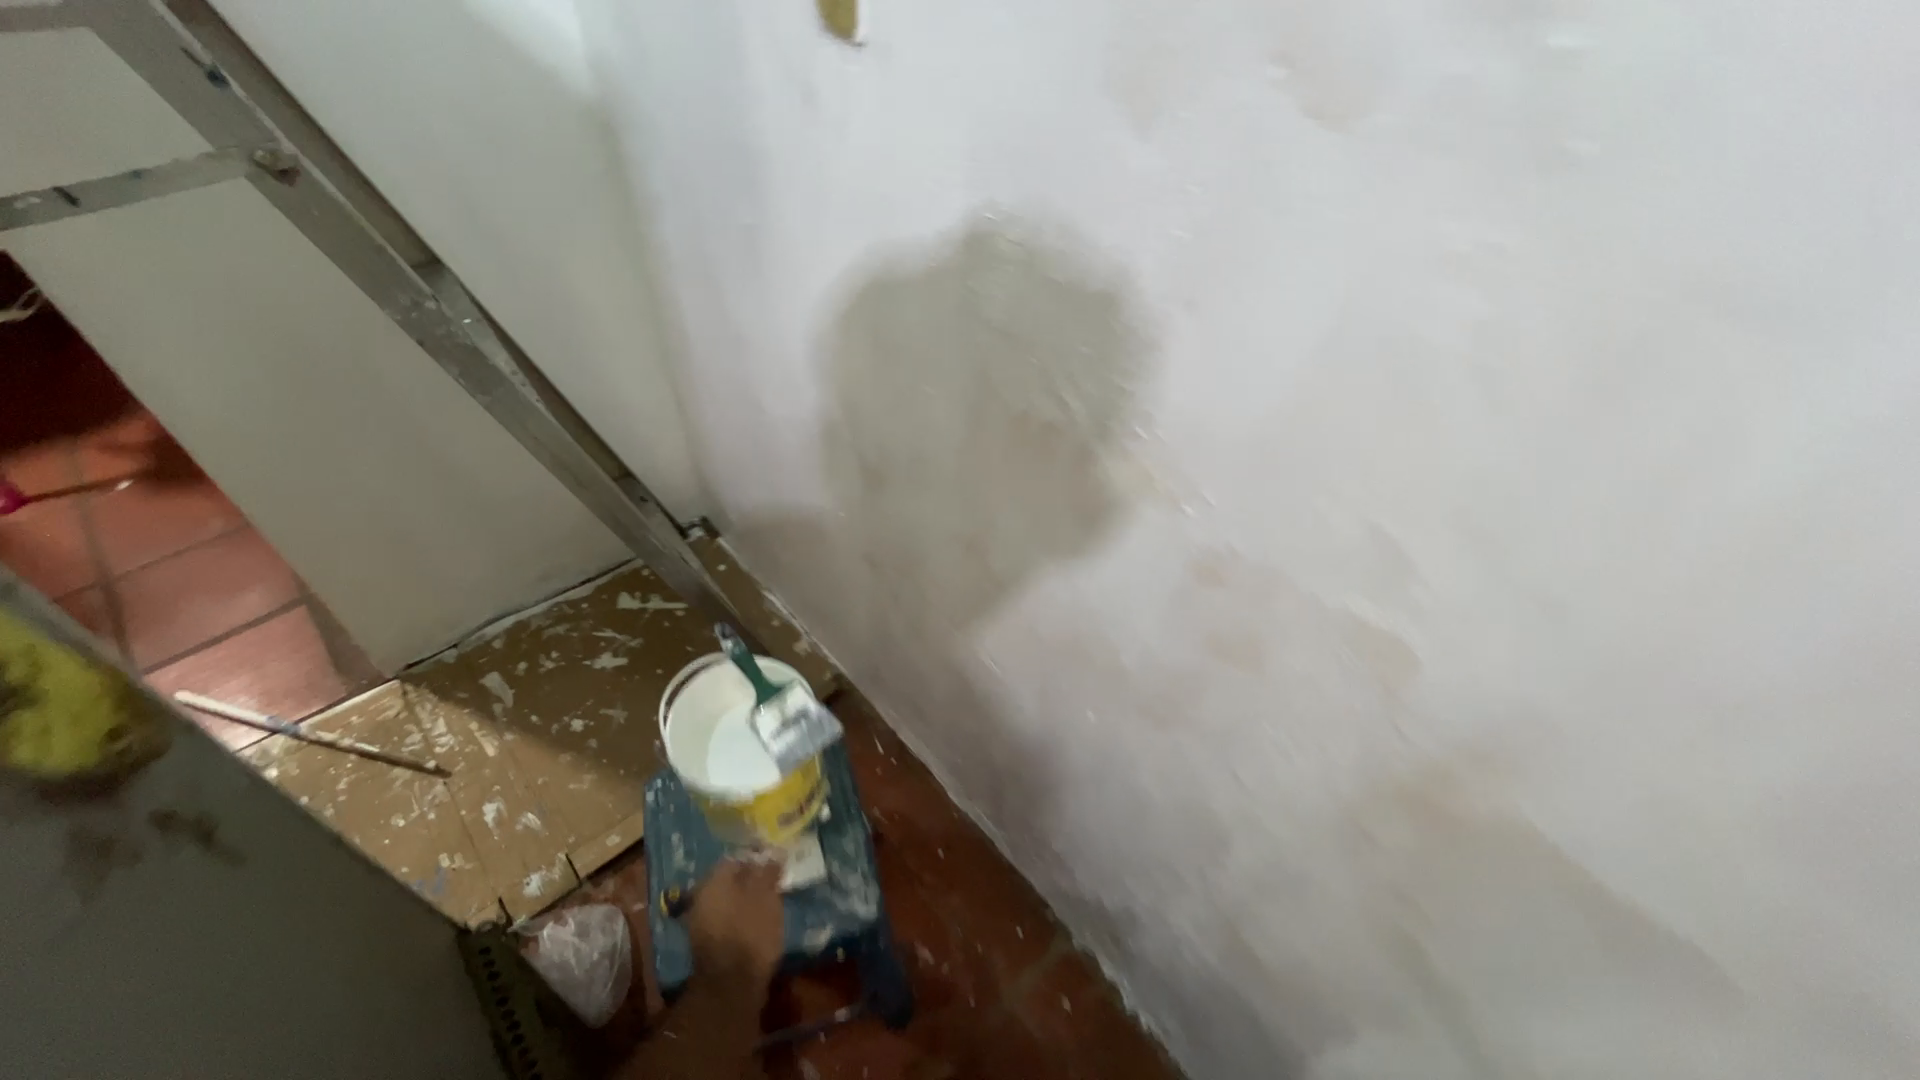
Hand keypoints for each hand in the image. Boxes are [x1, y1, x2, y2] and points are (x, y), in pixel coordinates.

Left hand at [682, 857, 785, 986]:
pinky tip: (757, 925)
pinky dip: (740, 920)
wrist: (731, 985)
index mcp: (712, 882)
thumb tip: (771, 853)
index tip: (775, 866)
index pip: (735, 860)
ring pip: (727, 902)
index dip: (756, 860)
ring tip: (769, 906)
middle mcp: (701, 899)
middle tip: (774, 885)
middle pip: (729, 882)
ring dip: (745, 901)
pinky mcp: (706, 945)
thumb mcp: (766, 897)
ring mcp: (700, 924)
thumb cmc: (751, 933)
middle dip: (749, 881)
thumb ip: (767, 872)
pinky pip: (726, 921)